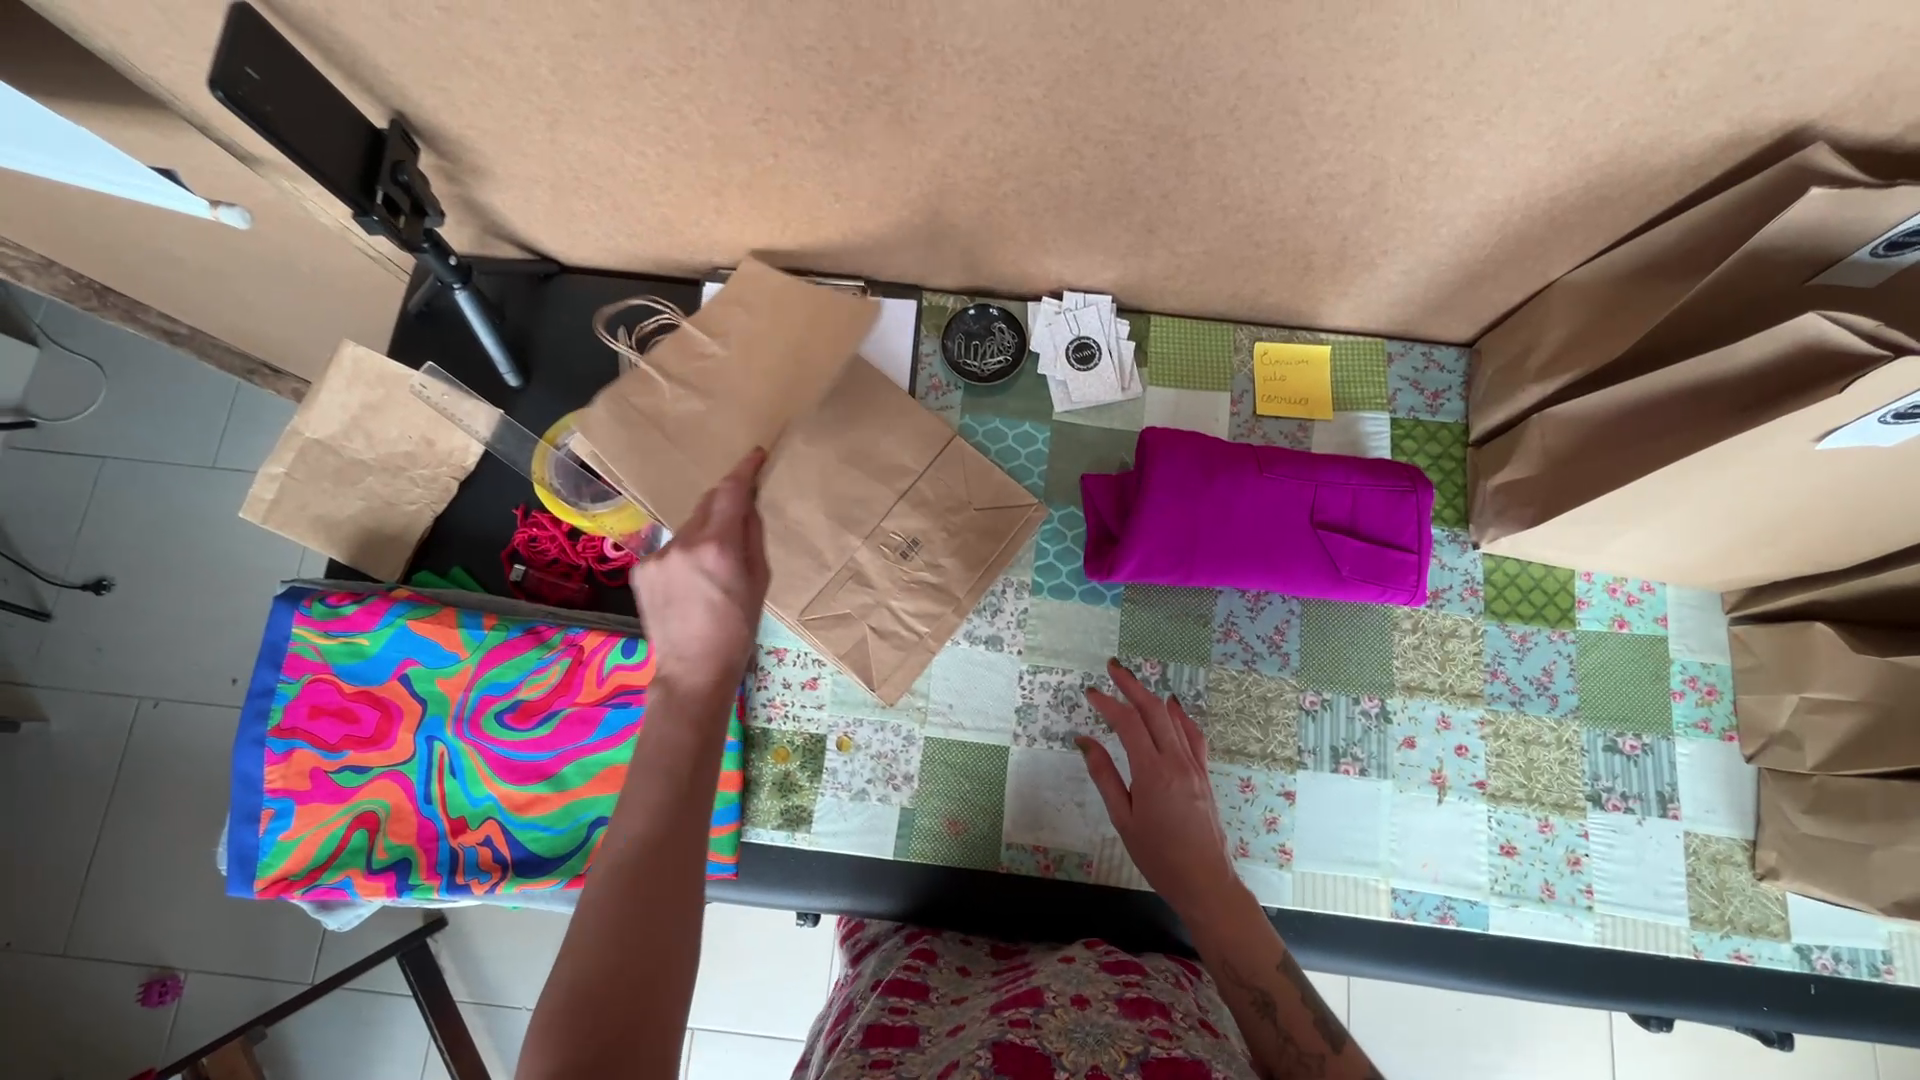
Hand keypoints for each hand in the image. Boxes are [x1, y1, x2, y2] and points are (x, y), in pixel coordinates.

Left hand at [629, 448, 769, 700]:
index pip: (731, 492)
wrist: (693, 670)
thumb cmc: (738, 630)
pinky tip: (691, 583)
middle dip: (725, 504)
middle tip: (740, 515)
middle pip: (707, 505)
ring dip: (703, 534)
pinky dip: (684, 555)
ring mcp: (658, 555)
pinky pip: (670, 549)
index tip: (754, 455)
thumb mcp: (759, 582)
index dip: (744, 470)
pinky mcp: (641, 569)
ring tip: (714, 566)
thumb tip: (748, 508)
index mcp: (719, 546)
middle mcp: (684, 542)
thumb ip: (752, 538)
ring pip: (687, 528)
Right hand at [1077, 659, 1241, 921]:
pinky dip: (1179, 716)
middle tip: (1112, 668)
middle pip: (1154, 710)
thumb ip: (1104, 776)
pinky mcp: (1204, 774)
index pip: (1128, 724)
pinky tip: (1172, 708)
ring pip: (1174, 719)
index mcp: (1153, 773)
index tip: (1091, 693)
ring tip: (1133, 683)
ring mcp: (1195, 766)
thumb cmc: (1157, 856)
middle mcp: (1177, 762)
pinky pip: (1192, 735)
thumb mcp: (1123, 818)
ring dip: (1152, 697)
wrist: (1205, 881)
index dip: (1108, 703)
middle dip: (1132, 685)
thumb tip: (1085, 741)